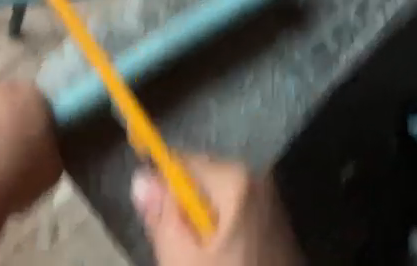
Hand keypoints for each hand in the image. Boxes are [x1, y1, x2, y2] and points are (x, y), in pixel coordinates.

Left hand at [0, 81, 61, 220]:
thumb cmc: (13, 180)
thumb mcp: (51, 170)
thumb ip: (50, 149)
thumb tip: (44, 147)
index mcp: (30, 94)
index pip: (38, 101)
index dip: (35, 123)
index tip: (33, 145)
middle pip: (4, 101)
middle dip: (5, 121)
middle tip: (5, 154)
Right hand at [133, 155, 302, 264]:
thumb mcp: (184, 260)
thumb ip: (161, 216)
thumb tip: (140, 178)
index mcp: (235, 177)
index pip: (180, 161)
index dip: (161, 186)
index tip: (153, 217)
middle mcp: (257, 174)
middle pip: (200, 178)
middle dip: (184, 207)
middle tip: (181, 246)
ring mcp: (270, 194)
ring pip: (216, 196)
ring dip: (202, 221)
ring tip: (202, 255)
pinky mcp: (276, 214)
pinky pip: (235, 209)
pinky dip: (222, 228)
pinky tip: (223, 255)